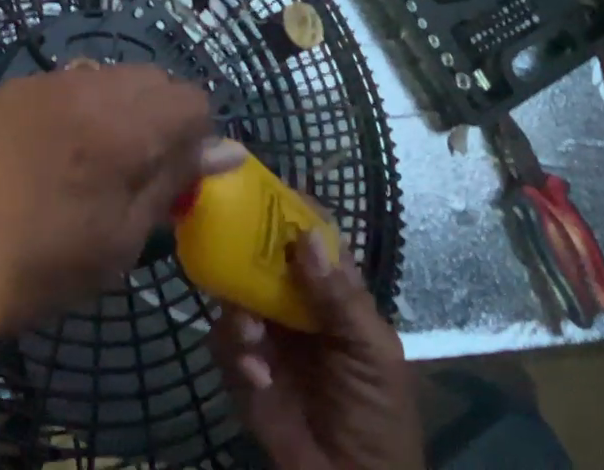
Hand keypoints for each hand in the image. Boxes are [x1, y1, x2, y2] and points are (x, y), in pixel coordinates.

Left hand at [0, 62, 244, 334]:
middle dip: (161, 119)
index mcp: (125, 124)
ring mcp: (46, 81)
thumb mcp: (122, 237)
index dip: (196, 137)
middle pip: (153, 80)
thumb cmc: (41, 262)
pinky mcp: (13, 88)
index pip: (193, 99)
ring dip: (122, 110)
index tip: (176, 178)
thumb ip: (175, 181)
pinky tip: (56, 152)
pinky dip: (82, 108)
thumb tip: (227, 149)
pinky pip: (70, 84)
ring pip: (111, 77)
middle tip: (139, 172)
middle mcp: (90, 86)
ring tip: (96, 162)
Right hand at [215, 230, 422, 469]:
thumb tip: (306, 237)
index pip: (311, 240)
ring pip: (236, 296)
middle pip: (264, 260)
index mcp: (334, 295)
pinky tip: (257, 376)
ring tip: (251, 336)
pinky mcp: (242, 368)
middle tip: (234, 249)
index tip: (267, 189)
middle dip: (248, 255)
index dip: (293, 213)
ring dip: (240, 311)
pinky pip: (225, 343)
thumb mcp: (371, 353)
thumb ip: (338, 297)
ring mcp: (266, 335)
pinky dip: (236, 354)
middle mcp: (295, 305)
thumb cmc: (378, 413)